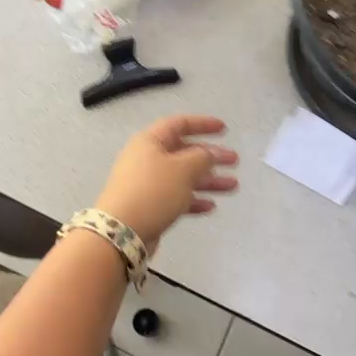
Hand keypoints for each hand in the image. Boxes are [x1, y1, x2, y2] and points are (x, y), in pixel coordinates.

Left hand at [95, 115, 238, 249]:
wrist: (121, 232)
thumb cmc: (153, 191)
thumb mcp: (183, 169)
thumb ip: (202, 157)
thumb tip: (210, 153)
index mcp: (150, 141)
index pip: (179, 124)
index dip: (202, 124)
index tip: (224, 129)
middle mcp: (147, 159)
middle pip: (184, 152)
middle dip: (210, 156)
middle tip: (234, 161)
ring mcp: (147, 184)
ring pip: (183, 176)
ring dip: (208, 180)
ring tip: (232, 186)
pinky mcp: (150, 206)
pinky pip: (176, 197)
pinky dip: (193, 199)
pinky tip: (211, 206)